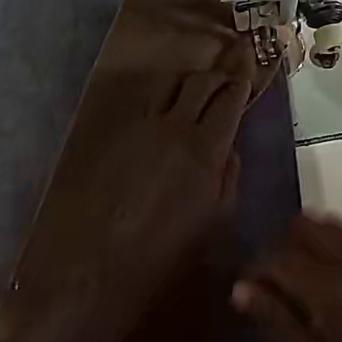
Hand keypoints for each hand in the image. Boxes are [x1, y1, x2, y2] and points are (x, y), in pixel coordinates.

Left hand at [12, 68, 251, 324]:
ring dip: (186, 84)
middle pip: (200, 83)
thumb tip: (230, 147)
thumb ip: (228, 176)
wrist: (98, 262)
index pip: (229, 101)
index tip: (244, 84)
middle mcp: (176, 126)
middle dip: (216, 78)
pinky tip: (161, 110)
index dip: (239, 88)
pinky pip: (144, 102)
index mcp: (206, 148)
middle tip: (223, 83)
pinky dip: (159, 98)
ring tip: (192, 92)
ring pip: (170, 85)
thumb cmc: (165, 250)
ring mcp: (141, 126)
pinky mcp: (114, 133)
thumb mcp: (215, 218)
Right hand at [231, 214, 341, 341]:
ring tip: (300, 281)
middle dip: (283, 246)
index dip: (258, 267)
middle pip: (309, 226)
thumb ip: (277, 326)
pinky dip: (336, 249)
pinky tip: (332, 285)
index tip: (246, 285)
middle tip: (272, 281)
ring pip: (334, 226)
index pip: (284, 258)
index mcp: (339, 295)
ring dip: (310, 244)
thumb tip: (241, 289)